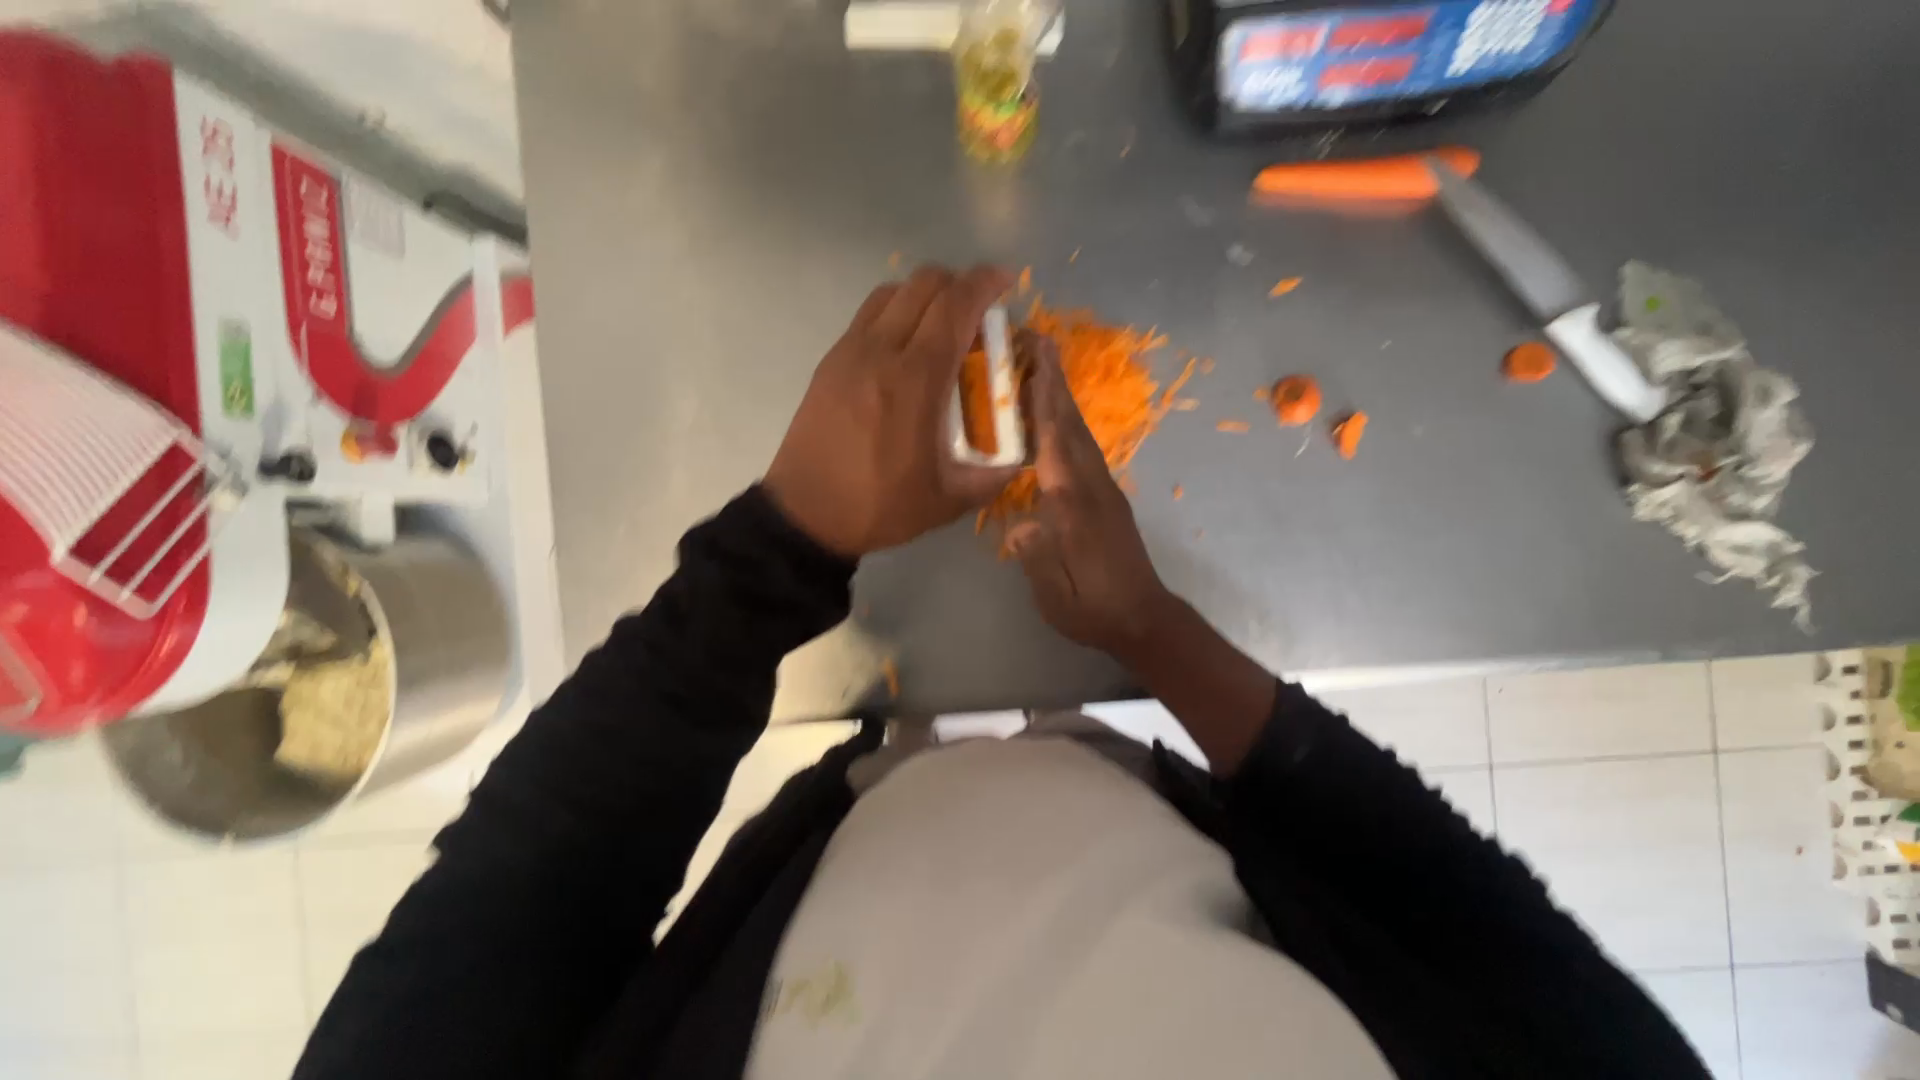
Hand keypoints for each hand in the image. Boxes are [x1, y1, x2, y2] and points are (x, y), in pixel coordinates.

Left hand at [764, 264, 1019, 557]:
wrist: (806, 514)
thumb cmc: (880, 507)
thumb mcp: (949, 500)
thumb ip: (994, 475)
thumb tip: (1020, 455)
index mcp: (916, 379)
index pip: (955, 305)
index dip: (985, 283)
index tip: (1006, 281)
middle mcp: (881, 351)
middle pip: (924, 284)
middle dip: (959, 284)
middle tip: (979, 310)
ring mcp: (850, 351)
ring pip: (892, 292)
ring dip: (924, 294)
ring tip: (942, 324)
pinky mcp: (830, 361)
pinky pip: (868, 314)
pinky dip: (895, 311)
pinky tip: (905, 346)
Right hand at [1005, 332, 1175, 659]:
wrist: (1144, 620)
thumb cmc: (1093, 610)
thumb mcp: (1057, 595)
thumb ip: (1039, 556)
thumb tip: (1020, 526)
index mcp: (1075, 508)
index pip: (1055, 445)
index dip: (1042, 402)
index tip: (1034, 360)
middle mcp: (1093, 488)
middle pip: (1071, 425)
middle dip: (1053, 381)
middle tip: (1037, 339)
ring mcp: (1104, 490)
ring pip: (1080, 433)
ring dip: (1061, 396)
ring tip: (1041, 365)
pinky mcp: (1107, 498)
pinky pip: (1083, 448)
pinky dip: (1066, 422)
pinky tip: (1055, 417)